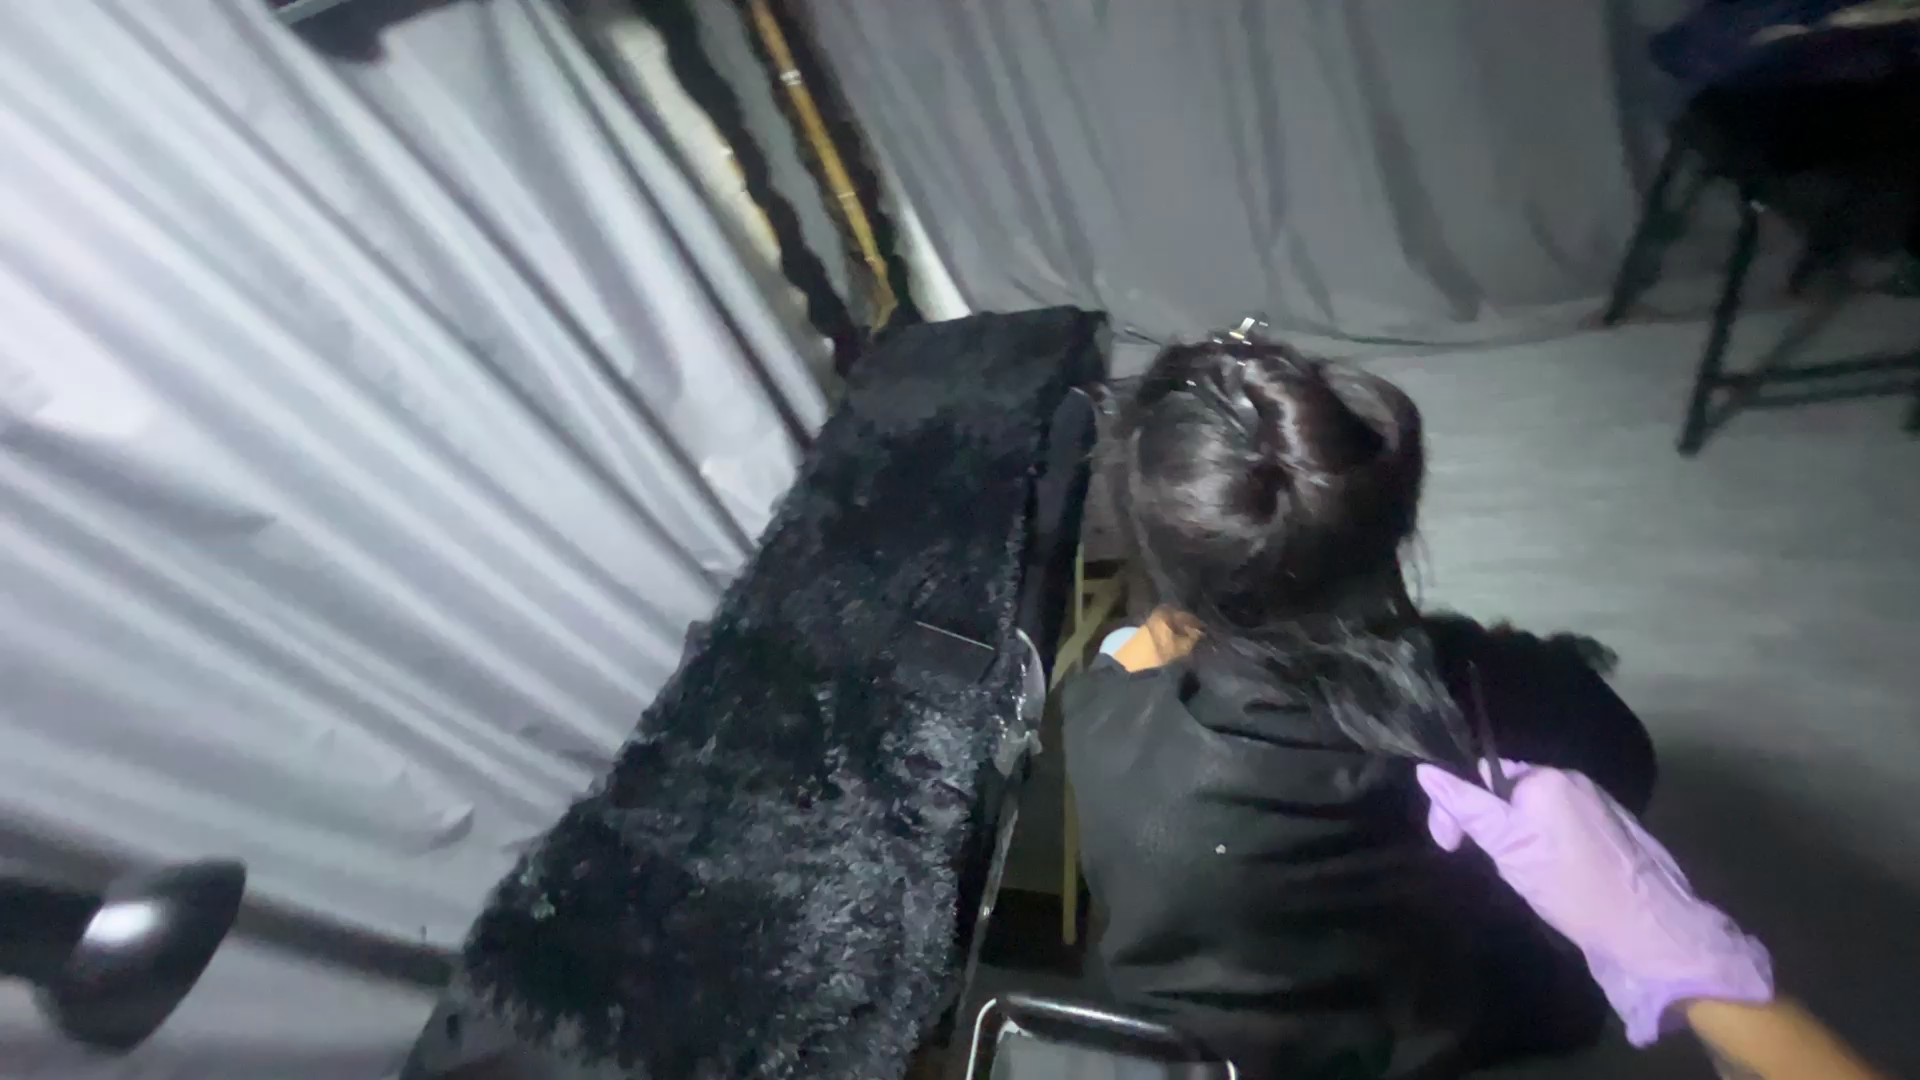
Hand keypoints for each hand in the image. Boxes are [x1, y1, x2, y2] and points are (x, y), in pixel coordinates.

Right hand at [1418, 762, 1773, 1045]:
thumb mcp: (1506, 846)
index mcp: (1547, 778)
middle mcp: (1576, 783)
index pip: (1481, 775)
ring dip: (1519, 839)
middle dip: (1491, 826)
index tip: (1450, 847)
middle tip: (1496, 865)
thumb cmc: (1572, 886)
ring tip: (1526, 876)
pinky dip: (1550, 848)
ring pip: (1535, 814)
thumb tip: (1424, 770)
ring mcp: (1602, 808)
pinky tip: (1557, 878)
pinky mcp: (1620, 836)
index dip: (1458, 808)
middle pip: (1507, 794)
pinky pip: (1565, 829)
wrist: (1657, 939)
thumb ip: (1464, 806)